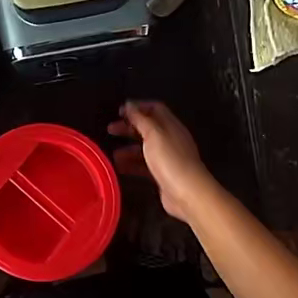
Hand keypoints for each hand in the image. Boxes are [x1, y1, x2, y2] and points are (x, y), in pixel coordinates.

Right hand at [108, 100, 220, 224]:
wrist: (187, 193)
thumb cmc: (170, 159)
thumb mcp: (153, 134)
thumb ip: (140, 118)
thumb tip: (130, 104)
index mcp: (170, 125)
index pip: (155, 109)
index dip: (137, 107)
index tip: (119, 110)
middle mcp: (170, 139)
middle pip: (148, 128)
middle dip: (129, 127)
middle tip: (111, 129)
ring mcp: (167, 158)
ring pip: (145, 148)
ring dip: (128, 148)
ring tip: (112, 153)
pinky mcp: (163, 174)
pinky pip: (145, 165)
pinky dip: (132, 164)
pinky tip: (119, 167)